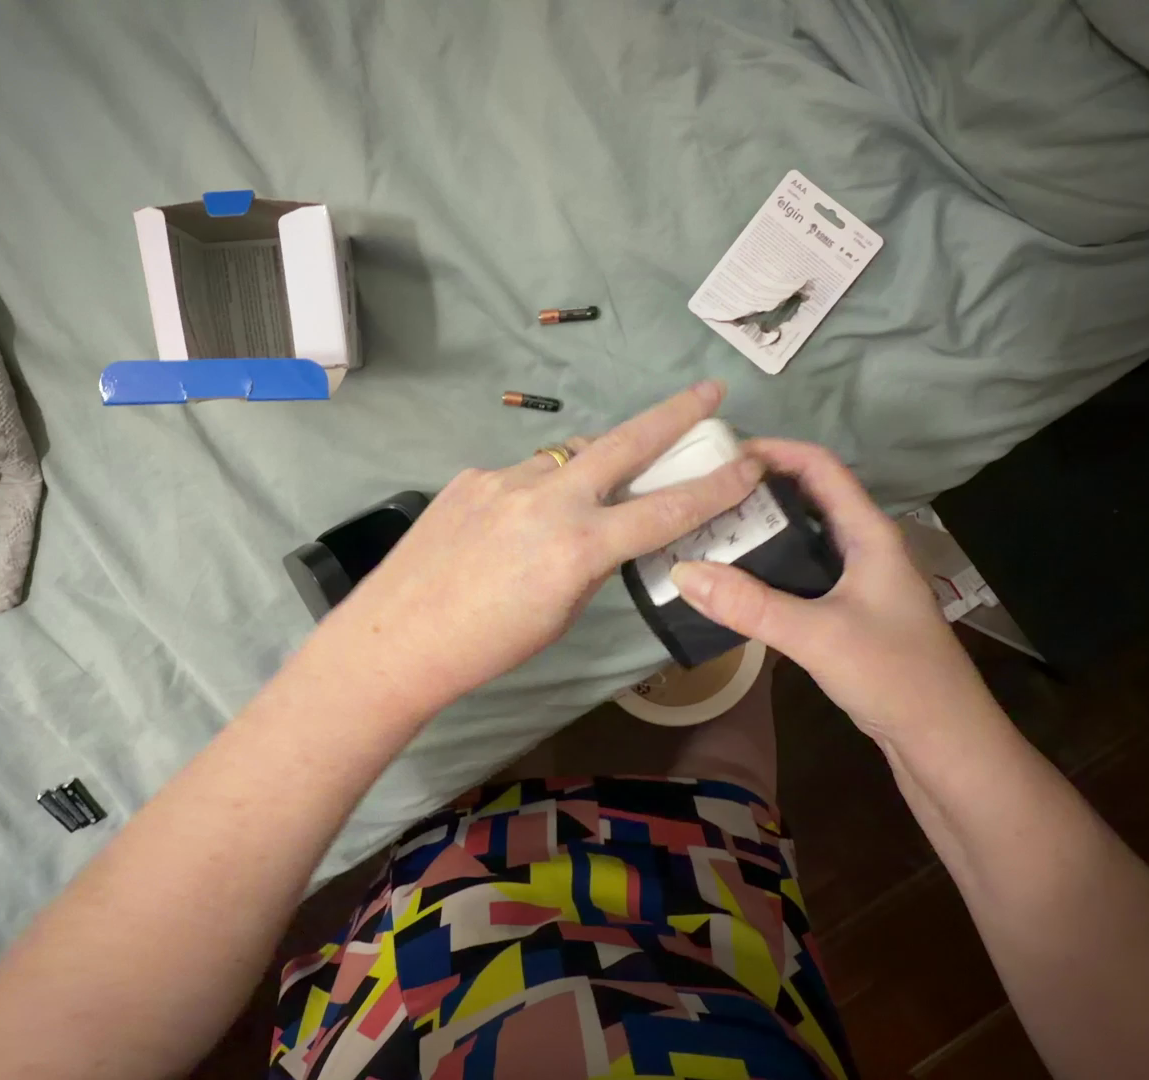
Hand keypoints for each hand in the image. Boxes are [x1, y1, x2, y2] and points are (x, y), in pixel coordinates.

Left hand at [305, 381, 764, 721]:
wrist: (398, 638)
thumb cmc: (487, 647)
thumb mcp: (561, 613)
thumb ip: (591, 562)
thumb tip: (603, 528)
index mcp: (578, 547)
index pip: (666, 511)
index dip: (716, 487)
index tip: (750, 462)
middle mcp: (547, 499)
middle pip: (625, 443)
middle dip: (673, 415)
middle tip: (709, 391)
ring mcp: (504, 479)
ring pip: (566, 458)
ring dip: (588, 467)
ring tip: (587, 492)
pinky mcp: (471, 476)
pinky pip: (522, 474)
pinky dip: (535, 490)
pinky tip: (515, 523)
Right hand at [668, 438, 998, 746]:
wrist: (943, 742)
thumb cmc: (895, 675)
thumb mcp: (818, 635)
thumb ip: (749, 605)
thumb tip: (680, 570)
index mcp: (870, 535)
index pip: (821, 468)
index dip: (775, 450)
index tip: (721, 453)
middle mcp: (863, 548)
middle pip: (806, 499)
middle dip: (756, 490)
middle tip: (701, 493)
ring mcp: (855, 582)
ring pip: (800, 539)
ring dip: (757, 531)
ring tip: (705, 530)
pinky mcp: (844, 613)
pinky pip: (797, 575)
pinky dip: (764, 569)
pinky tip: (731, 583)